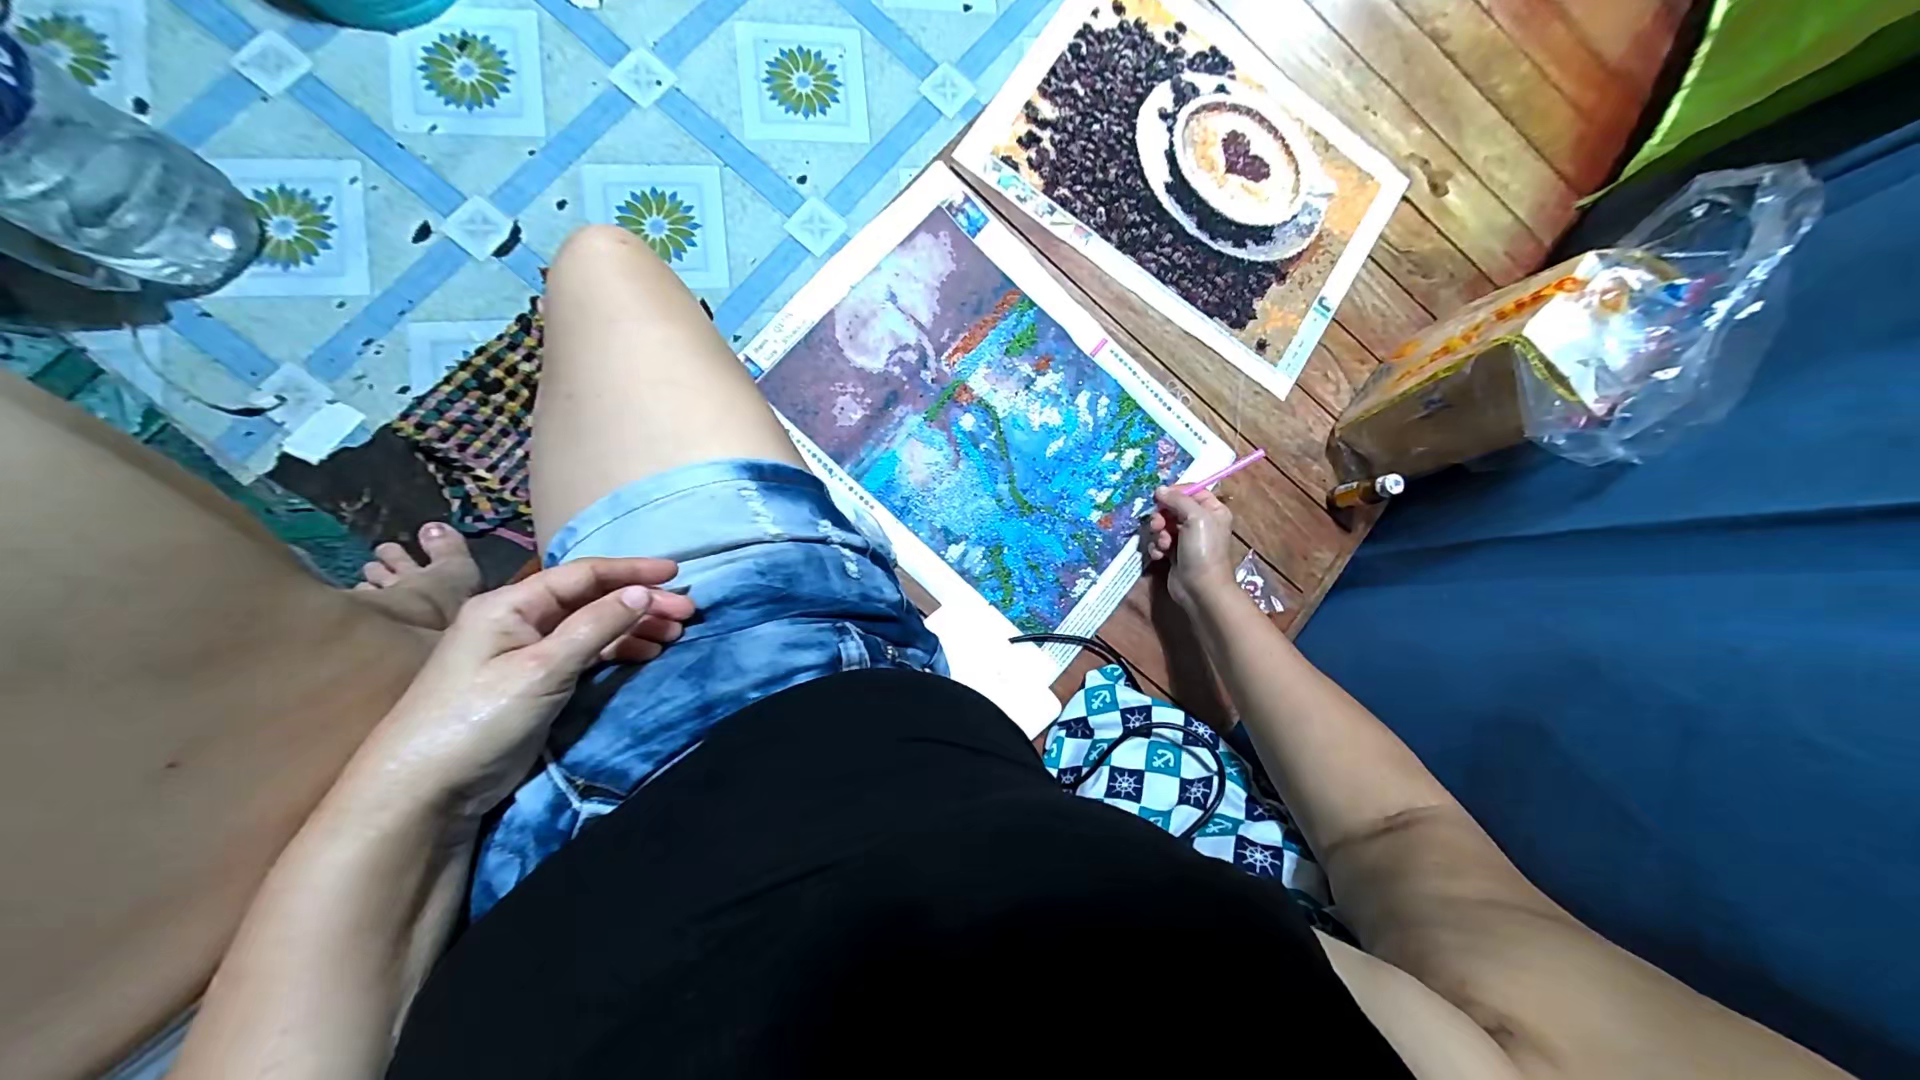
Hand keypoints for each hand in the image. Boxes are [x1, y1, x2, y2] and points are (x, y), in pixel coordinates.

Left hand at [340, 557, 697, 820]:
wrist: (424, 792)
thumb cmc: (477, 720)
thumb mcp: (541, 669)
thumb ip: (595, 626)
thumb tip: (643, 592)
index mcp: (510, 605)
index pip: (582, 575)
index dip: (632, 571)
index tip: (677, 571)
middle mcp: (519, 621)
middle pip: (592, 600)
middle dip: (641, 602)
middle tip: (686, 613)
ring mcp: (527, 653)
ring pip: (593, 626)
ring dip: (634, 627)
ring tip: (674, 634)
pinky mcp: (536, 682)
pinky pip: (587, 653)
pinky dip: (618, 651)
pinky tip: (645, 654)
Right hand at [1144, 486, 1236, 612]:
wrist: (1200, 588)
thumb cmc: (1203, 550)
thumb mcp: (1195, 518)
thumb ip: (1178, 499)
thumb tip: (1159, 489)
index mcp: (1212, 510)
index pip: (1191, 491)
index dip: (1174, 492)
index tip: (1159, 497)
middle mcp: (1200, 521)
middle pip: (1173, 507)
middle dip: (1161, 516)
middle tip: (1157, 525)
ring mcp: (1186, 538)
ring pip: (1163, 525)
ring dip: (1158, 533)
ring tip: (1162, 544)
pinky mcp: (1174, 552)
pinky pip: (1159, 541)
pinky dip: (1156, 547)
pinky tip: (1160, 555)